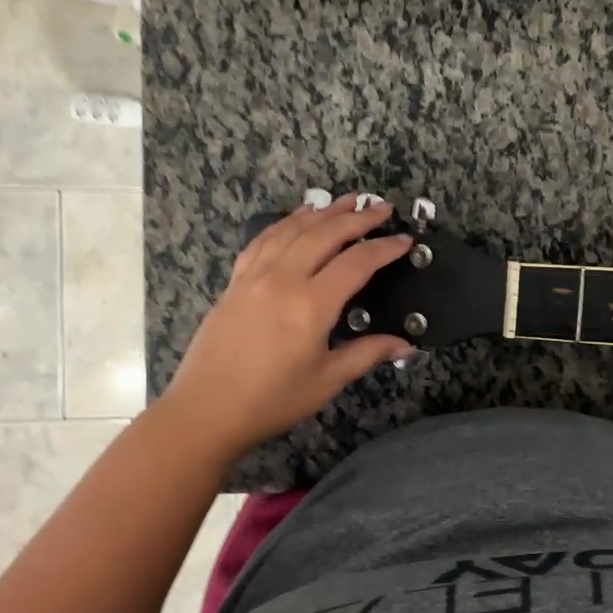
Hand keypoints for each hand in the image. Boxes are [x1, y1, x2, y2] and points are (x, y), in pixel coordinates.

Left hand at [162, 194, 415, 457]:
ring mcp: (255, 275)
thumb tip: (406, 344)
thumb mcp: (326, 380)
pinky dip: (286, 223)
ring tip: (347, 201)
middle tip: (382, 208)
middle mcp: (283, 279)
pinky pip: (264, 240)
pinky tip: (298, 219)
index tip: (406, 240)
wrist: (205, 410)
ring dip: (323, 212)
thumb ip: (367, 354)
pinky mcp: (236, 281)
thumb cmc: (271, 401)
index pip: (357, 262)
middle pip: (325, 234)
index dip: (385, 248)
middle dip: (358, 217)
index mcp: (311, 304)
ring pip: (293, 229)